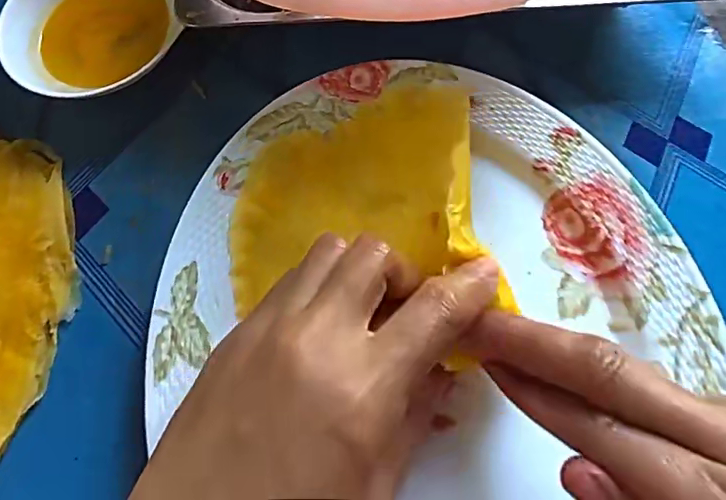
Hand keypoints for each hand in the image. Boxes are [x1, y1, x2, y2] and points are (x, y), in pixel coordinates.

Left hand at [132, 234, 501, 499]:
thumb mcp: (372, 486)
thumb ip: (414, 420)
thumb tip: (444, 373)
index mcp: (362, 388)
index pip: (432, 312)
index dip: (467, 286)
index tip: (484, 271)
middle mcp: (317, 335)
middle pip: (374, 254)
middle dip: (402, 273)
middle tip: (405, 311)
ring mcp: (273, 322)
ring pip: (329, 250)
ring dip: (357, 270)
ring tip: (361, 312)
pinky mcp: (241, 323)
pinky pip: (291, 276)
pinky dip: (317, 285)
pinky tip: (318, 326)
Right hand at [465, 312, 725, 499]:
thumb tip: (574, 465)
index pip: (614, 428)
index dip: (543, 389)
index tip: (490, 352)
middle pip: (625, 378)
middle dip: (547, 348)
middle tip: (490, 326)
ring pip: (664, 392)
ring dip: (606, 392)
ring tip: (554, 382)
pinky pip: (707, 407)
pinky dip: (667, 420)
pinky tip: (661, 442)